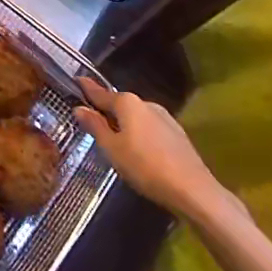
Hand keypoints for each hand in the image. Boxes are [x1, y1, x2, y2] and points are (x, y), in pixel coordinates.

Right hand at [74, 77, 234, 220]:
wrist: (193, 190)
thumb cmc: (144, 166)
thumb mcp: (112, 148)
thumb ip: (95, 126)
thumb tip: (80, 108)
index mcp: (127, 103)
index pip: (101, 93)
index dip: (88, 89)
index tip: (78, 80)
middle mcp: (146, 104)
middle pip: (120, 105)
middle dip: (107, 111)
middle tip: (92, 122)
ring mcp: (165, 118)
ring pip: (137, 117)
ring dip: (124, 124)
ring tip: (115, 141)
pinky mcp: (177, 134)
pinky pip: (150, 128)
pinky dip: (140, 134)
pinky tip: (139, 151)